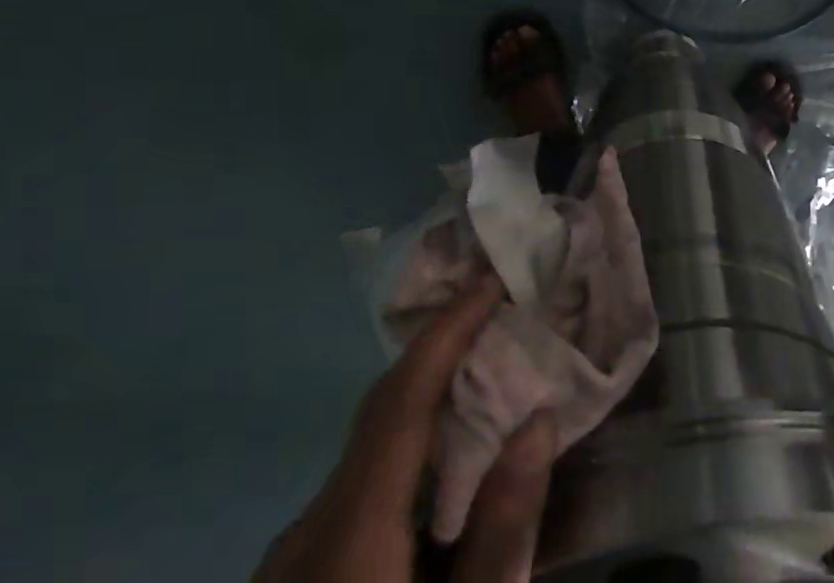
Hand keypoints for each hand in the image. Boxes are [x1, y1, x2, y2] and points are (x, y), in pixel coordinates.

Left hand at [254, 274, 556, 582]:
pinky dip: (410, 447)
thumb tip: (537, 418)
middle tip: (501, 313)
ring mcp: (296, 548)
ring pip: (370, 448)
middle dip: (441, 350)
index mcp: (351, 529)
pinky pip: (361, 483)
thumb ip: (503, 525)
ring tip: (490, 373)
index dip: (449, 330)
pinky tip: (448, 464)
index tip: (492, 280)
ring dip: (428, 399)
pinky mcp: (300, 569)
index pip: (402, 398)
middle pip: (381, 412)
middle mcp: (313, 523)